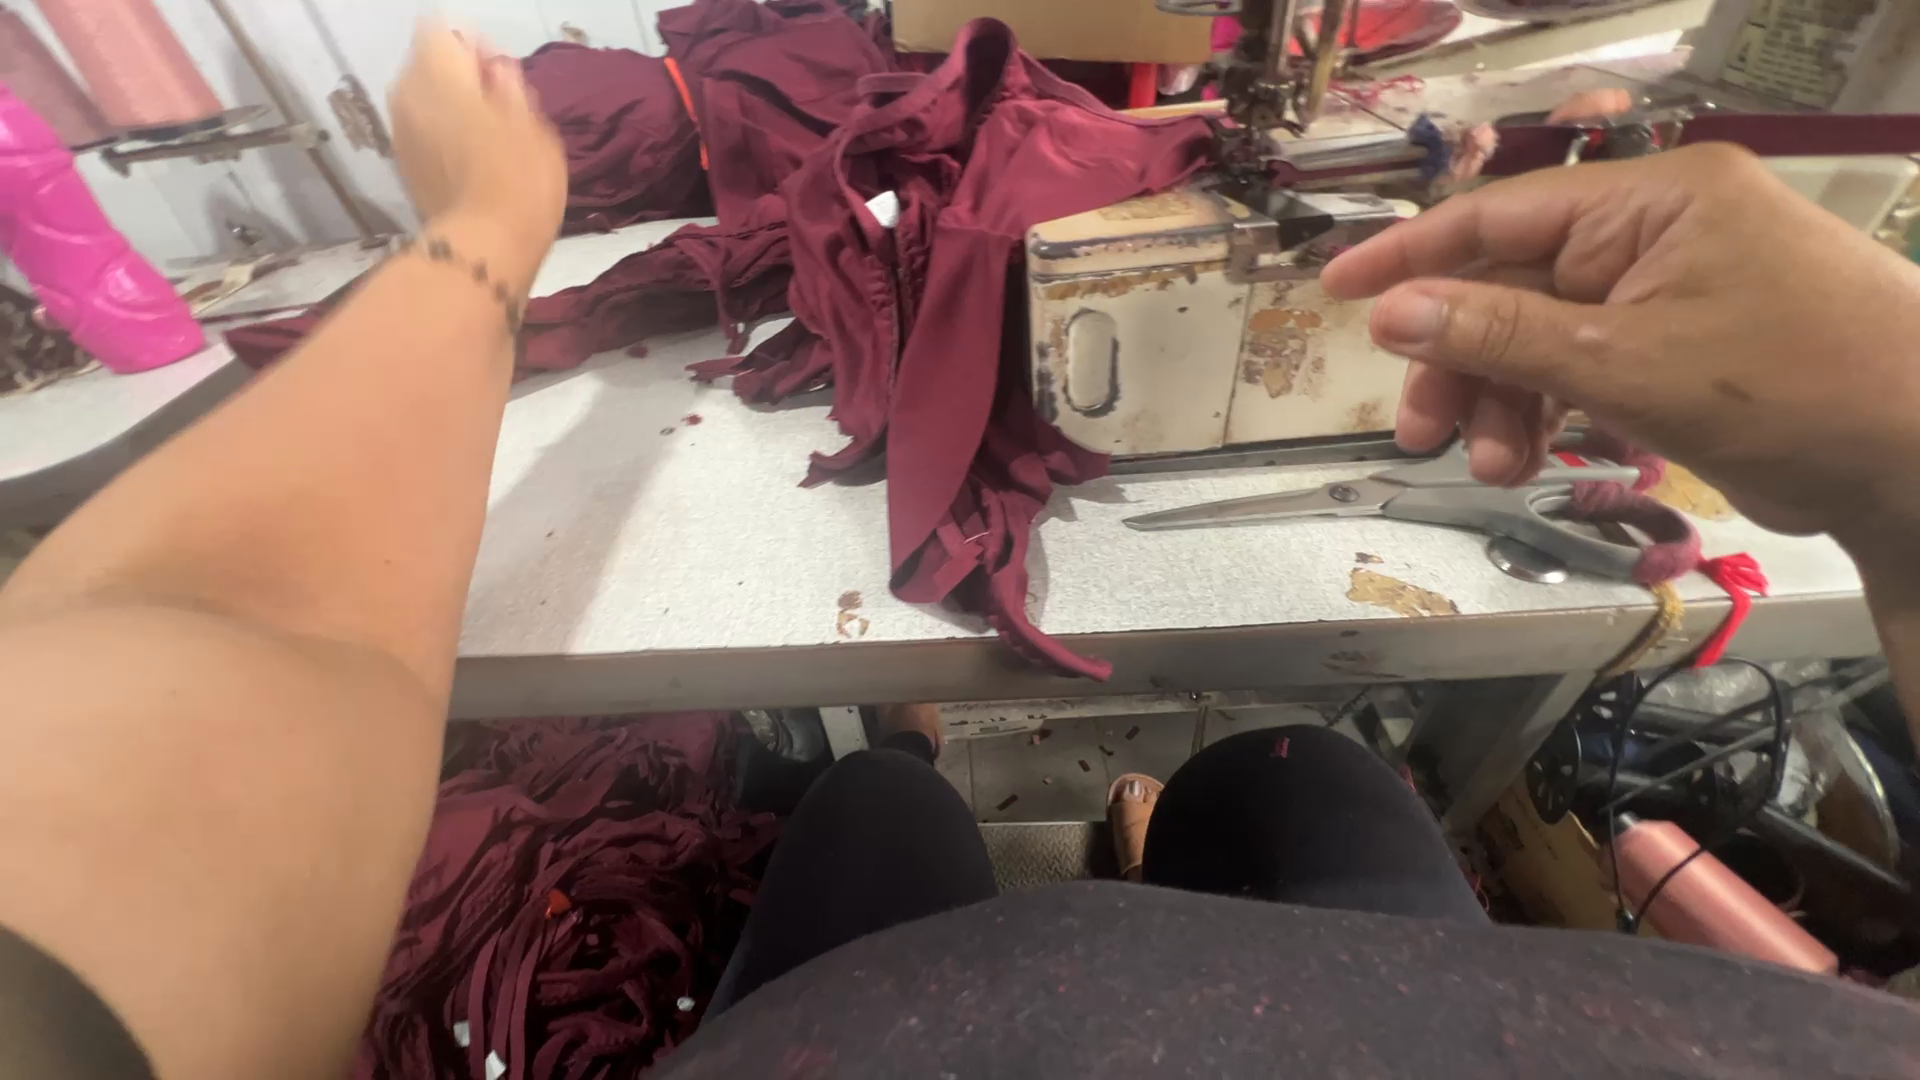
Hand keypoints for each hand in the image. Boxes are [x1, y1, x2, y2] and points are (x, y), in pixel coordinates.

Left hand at [388, 20, 565, 280]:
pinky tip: (477, 170)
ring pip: (428, 102)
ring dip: (456, 113)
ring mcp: (400, 129)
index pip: (448, 31)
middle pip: (433, 66)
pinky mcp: (404, 165)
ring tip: (493, 146)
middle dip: (466, 83)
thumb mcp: (536, 129)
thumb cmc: (521, 181)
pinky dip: (447, 141)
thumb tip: (498, 75)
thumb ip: (512, 90)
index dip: (480, 50)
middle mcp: (406, 90)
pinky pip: (426, 135)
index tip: (509, 82)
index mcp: (438, 71)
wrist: (487, 243)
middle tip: (506, 116)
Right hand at [1321, 144, 1919, 557]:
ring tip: (1491, 465)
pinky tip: (1526, 460)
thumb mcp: (1615, 360)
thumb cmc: (1786, 389)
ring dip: (1492, 407)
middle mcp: (1640, 237)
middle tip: (1419, 433)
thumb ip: (1492, 332)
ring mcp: (1647, 293)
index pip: (1493, 217)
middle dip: (1455, 368)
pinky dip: (1532, 417)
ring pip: (1521, 342)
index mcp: (1645, 204)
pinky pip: (1559, 371)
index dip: (1405, 254)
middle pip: (1499, 293)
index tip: (1334, 288)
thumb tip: (1385, 313)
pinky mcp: (1653, 345)